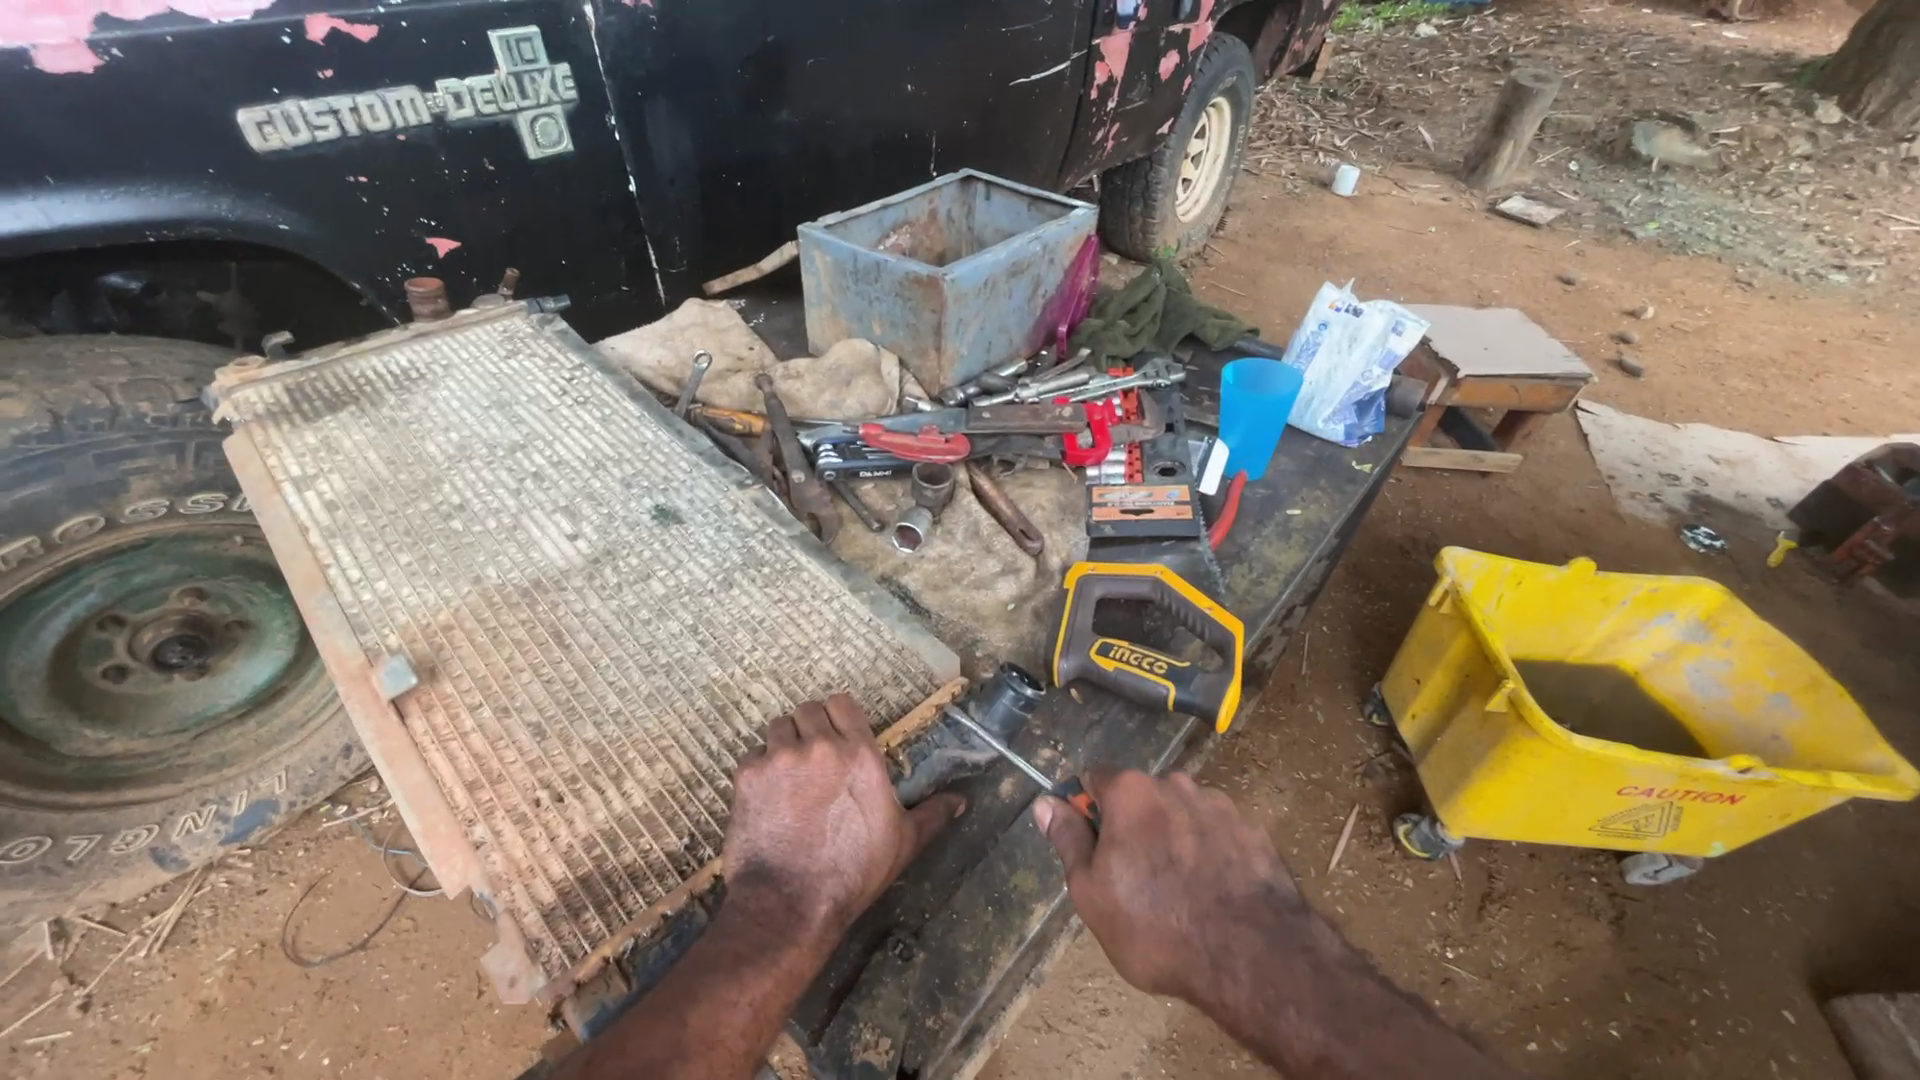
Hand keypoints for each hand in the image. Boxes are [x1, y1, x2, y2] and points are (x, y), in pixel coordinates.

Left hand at [723, 695, 965, 939]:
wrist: (789, 904)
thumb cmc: (853, 873)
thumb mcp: (903, 842)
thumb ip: (932, 814)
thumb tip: (961, 800)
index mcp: (860, 753)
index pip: (842, 703)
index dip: (839, 716)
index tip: (839, 736)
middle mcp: (820, 745)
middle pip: (808, 709)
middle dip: (810, 728)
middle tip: (814, 758)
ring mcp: (779, 758)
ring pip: (778, 727)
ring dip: (784, 744)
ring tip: (789, 774)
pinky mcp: (747, 776)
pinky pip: (752, 757)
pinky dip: (759, 772)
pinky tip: (767, 798)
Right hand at [1032, 769, 1315, 1007]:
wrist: (1253, 957)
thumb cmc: (1156, 926)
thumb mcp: (1091, 892)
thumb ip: (1068, 840)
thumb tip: (1045, 804)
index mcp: (1130, 791)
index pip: (1094, 779)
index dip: (1086, 810)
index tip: (1091, 848)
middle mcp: (1175, 784)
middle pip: (1140, 797)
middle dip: (1132, 827)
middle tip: (1133, 879)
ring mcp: (1220, 805)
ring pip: (1181, 814)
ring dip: (1173, 838)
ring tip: (1180, 892)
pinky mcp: (1254, 832)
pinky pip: (1217, 835)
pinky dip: (1209, 853)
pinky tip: (1213, 893)